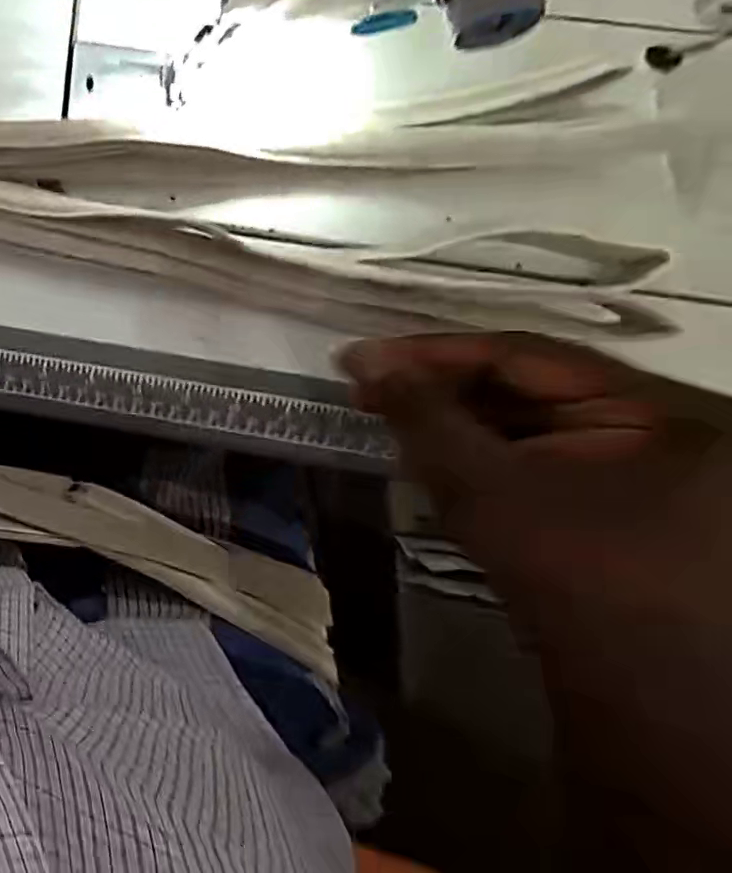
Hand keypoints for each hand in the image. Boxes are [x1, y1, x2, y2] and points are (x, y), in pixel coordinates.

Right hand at [341, 332, 731, 855]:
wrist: (634, 672)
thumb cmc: (564, 562)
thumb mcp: (477, 478)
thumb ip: (419, 410)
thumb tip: (362, 356)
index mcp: (659, 409)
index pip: (524, 353)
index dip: (432, 351)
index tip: (356, 359)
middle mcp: (667, 422)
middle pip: (530, 380)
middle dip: (439, 383)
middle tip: (365, 390)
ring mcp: (654, 458)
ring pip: (531, 413)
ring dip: (456, 413)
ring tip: (389, 418)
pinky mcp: (627, 488)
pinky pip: (542, 444)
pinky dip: (484, 442)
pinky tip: (436, 451)